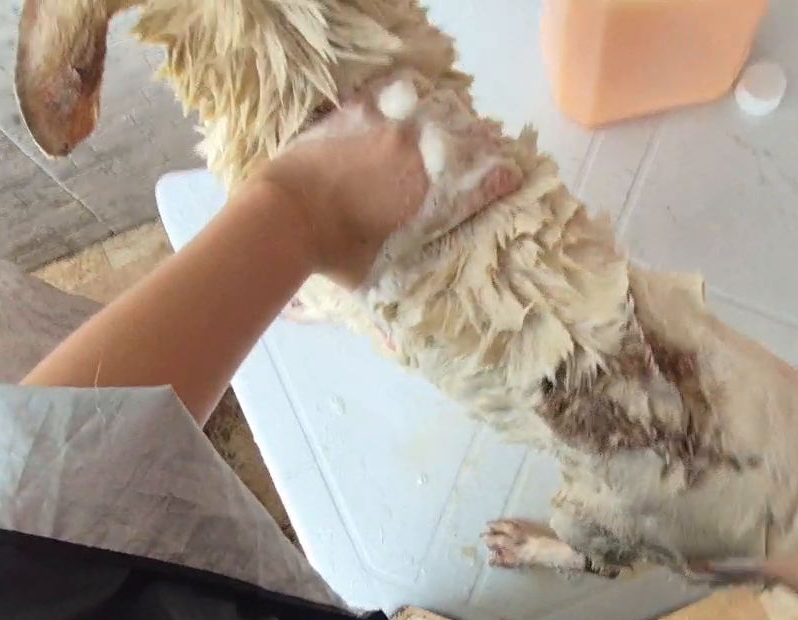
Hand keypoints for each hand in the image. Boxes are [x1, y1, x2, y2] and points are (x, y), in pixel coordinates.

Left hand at [249, 75, 521, 289]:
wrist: (288, 215)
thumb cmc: (336, 256)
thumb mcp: (373, 283)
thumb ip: (389, 315)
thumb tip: (395, 349)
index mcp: (436, 197)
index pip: (488, 180)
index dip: (502, 178)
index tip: (509, 178)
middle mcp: (422, 156)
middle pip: (469, 139)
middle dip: (479, 146)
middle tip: (480, 149)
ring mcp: (391, 126)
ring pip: (437, 109)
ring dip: (446, 118)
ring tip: (448, 122)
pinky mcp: (360, 109)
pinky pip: (394, 91)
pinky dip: (404, 98)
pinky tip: (406, 102)